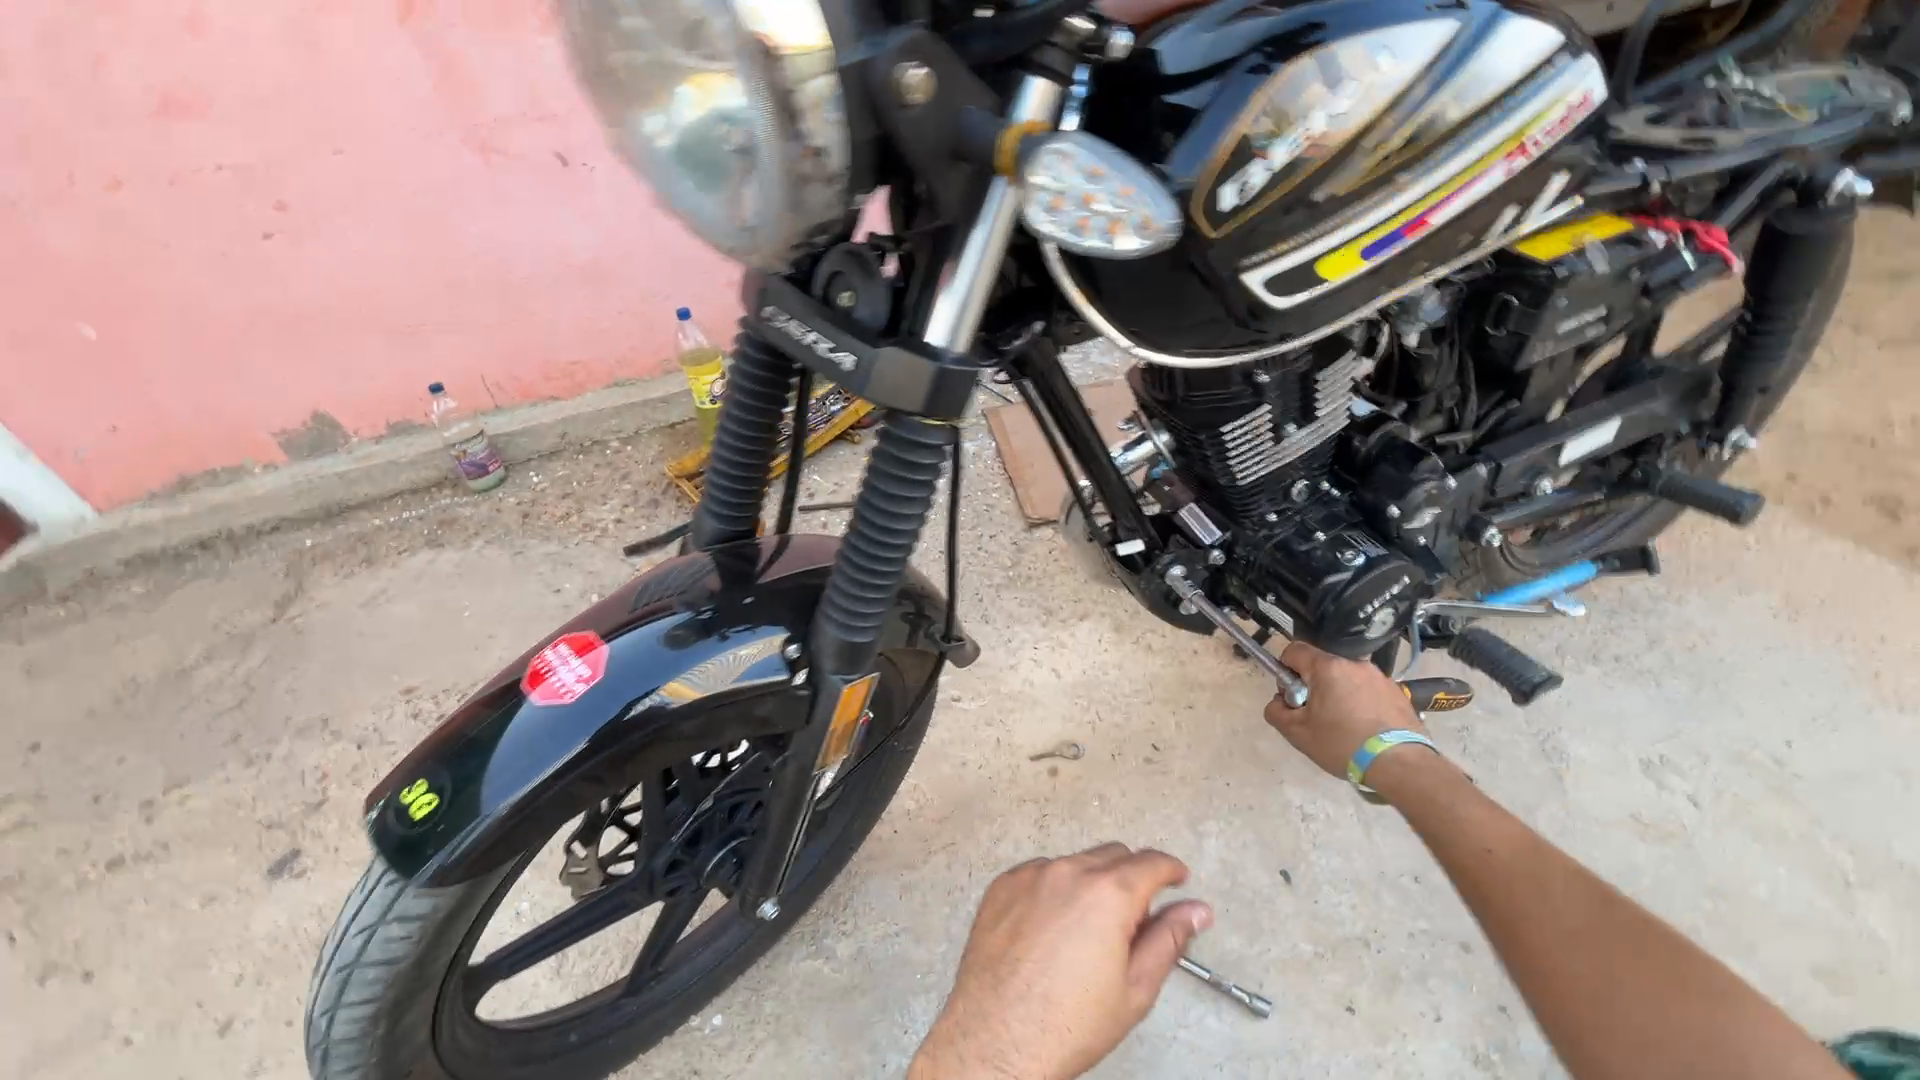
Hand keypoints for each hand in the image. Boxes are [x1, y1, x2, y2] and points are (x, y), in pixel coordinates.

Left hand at [909, 844, 1212, 1079]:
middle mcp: (1067, 873)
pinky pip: (1040, 873)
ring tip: (1086, 933)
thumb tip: (1195, 911)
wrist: (996, 1039)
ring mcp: (1030, 876)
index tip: (1176, 879)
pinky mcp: (1002, 886)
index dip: (1170, 870)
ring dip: (1090, 883)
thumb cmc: (1064, 1024)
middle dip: (1132, 878)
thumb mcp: (1134, 989)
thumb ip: (1169, 940)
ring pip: (1075, 863)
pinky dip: (1054, 889)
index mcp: (1108, 895)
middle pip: (1114, 855)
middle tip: (1133, 920)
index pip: (1151, 862)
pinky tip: (1052, 929)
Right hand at [1264, 641, 1423, 779]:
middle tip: (1317, 717)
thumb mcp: (1297, 733)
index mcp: (1327, 668)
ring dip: (1338, 694)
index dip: (1285, 670)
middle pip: (1321, 667)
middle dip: (1313, 686)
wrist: (1400, 764)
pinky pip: (1368, 690)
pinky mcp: (1397, 692)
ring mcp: (1379, 676)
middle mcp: (1354, 664)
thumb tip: (1279, 701)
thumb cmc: (1342, 744)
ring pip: (1346, 679)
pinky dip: (1361, 703)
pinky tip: (1366, 729)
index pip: (1294, 650)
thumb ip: (1276, 711)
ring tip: (1345, 726)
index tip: (1292, 696)